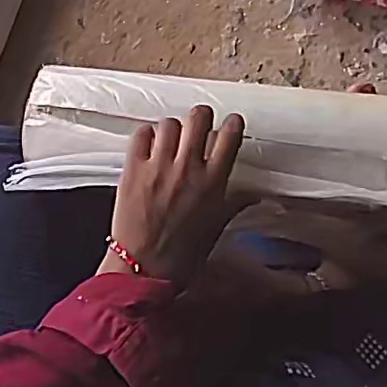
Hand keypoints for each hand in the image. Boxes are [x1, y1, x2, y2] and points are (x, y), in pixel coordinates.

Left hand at [102, 105, 244, 283]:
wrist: (144, 270)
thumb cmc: (181, 256)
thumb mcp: (215, 228)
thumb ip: (233, 204)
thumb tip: (253, 194)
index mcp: (213, 184)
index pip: (229, 138)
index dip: (231, 125)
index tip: (230, 123)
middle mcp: (188, 169)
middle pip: (199, 119)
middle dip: (201, 117)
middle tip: (198, 123)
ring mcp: (159, 167)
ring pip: (170, 124)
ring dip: (172, 128)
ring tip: (171, 139)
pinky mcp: (134, 169)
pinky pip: (141, 135)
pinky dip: (146, 135)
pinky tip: (149, 144)